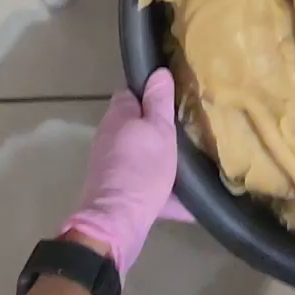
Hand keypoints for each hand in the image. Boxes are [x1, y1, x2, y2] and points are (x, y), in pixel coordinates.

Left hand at [60, 69, 186, 277]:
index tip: (173, 98)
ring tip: (187, 162)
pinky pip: (140, 180)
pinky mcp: (113, 189)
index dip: (151, 92)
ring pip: (139, 153)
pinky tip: (183, 199)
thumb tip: (158, 71)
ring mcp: (108, 164)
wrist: (116, 223)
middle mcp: (108, 136)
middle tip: (184, 130)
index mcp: (117, 116)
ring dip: (158, 157)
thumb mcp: (159, 130)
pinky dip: (158, 186)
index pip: (131, 91)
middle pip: (135, 123)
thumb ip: (159, 101)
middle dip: (157, 127)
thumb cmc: (141, 170)